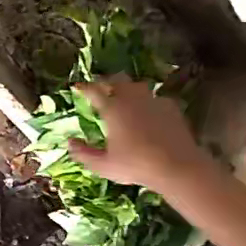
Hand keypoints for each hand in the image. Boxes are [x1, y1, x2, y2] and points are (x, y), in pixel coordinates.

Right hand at [67, 78, 215, 194]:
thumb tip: (69, 143)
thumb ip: (84, 153)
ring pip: (138, 85)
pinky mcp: (171, 107)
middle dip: (107, 81)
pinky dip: (149, 102)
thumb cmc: (136, 165)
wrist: (176, 166)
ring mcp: (153, 100)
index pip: (94, 91)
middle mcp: (132, 99)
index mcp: (112, 109)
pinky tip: (150, 112)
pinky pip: (156, 98)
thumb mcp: (104, 165)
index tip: (77, 87)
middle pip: (117, 80)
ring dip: (129, 88)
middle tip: (101, 88)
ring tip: (126, 96)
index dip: (84, 87)